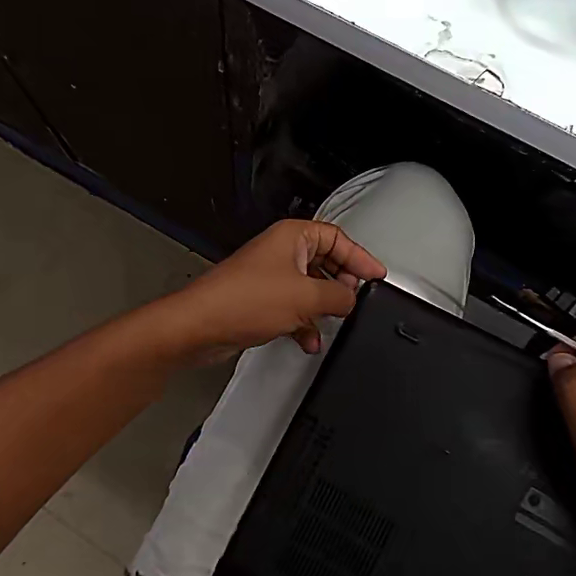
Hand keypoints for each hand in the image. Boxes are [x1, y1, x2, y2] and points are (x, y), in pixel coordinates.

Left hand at [157, 219, 385, 358]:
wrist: (200, 326)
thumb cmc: (238, 300)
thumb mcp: (306, 297)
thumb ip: (340, 296)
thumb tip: (352, 298)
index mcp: (291, 237)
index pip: (337, 237)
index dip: (359, 257)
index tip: (376, 276)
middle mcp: (278, 252)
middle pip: (324, 262)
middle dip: (340, 284)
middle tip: (353, 299)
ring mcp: (267, 277)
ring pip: (308, 288)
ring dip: (321, 307)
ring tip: (330, 321)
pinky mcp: (259, 301)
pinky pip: (292, 308)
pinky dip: (303, 322)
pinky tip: (308, 338)